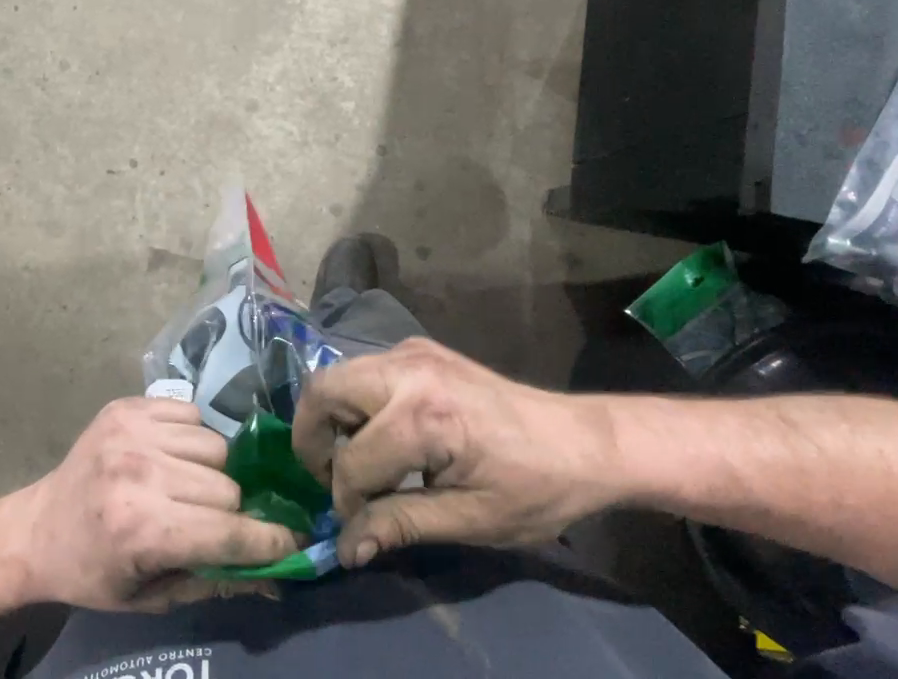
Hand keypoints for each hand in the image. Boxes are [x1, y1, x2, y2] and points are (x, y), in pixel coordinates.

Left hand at [7, 397, 298, 610]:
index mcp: (143, 527)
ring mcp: (131, 432)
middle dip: (230, 509)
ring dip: (212, 470)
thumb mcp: (152, 596)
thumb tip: (277, 570)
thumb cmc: (94, 571)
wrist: (38, 529)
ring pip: (215, 445)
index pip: (229, 530)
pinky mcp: (125, 407)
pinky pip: (191, 413)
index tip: (292, 540)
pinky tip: (171, 455)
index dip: (268, 539)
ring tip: (187, 486)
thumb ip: (215, 579)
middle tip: (208, 521)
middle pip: (228, 485)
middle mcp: (139, 473)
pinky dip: (192, 436)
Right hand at [292, 338, 621, 565]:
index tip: (358, 526)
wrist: (585, 441)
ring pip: (335, 376)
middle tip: (327, 478)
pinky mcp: (416, 349)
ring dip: (330, 419)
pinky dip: (353, 403)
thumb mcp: (470, 519)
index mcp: (424, 416)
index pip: (352, 462)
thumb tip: (346, 548)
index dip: (347, 501)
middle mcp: (407, 371)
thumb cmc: (535, 488)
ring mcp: (410, 352)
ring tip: (351, 459)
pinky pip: (361, 371)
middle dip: (312, 440)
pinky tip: (377, 436)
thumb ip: (400, 525)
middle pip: (322, 393)